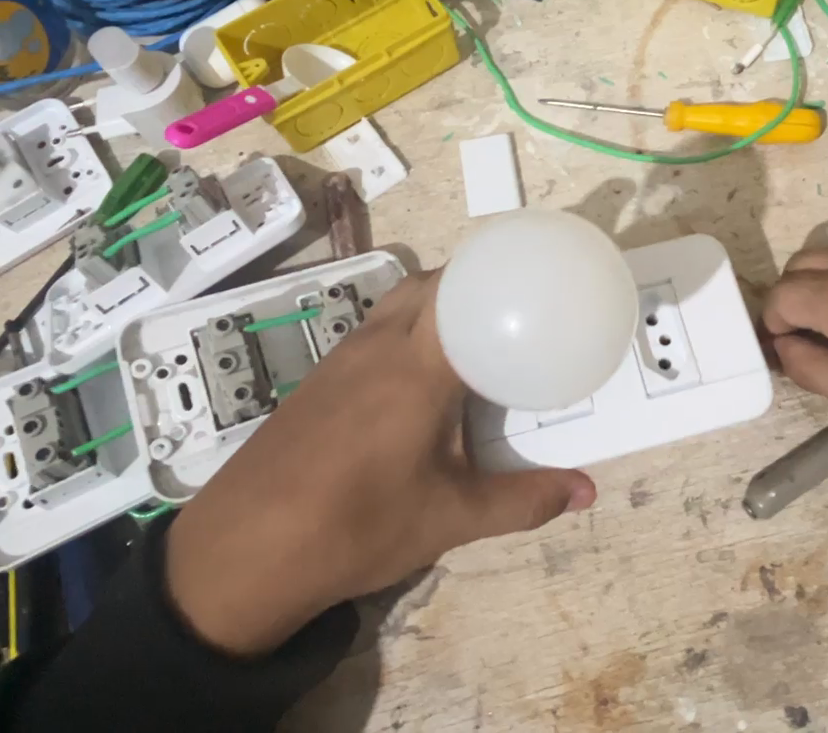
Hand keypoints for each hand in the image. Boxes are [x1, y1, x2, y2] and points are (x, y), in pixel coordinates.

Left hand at [165, 270, 596, 655]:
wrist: (241, 553)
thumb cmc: (356, 526)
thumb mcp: (449, 518)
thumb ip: (522, 501)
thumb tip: (586, 494)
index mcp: (419, 365)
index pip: (461, 290)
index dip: (497, 274)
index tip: (535, 281)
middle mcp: (380, 344)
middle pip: (430, 284)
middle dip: (473, 285)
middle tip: (514, 312)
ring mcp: (343, 356)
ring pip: (398, 302)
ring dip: (436, 303)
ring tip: (473, 337)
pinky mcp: (320, 376)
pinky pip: (375, 327)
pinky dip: (407, 327)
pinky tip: (419, 376)